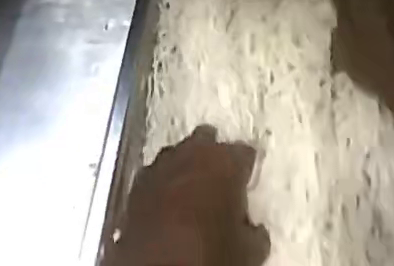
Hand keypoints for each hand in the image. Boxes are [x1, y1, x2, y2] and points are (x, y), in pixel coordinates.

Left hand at [108, 126, 268, 265]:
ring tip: (191, 188)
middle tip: (219, 177)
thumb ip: (255, 234)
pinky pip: (157, 173)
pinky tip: (166, 200)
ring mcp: (163, 162)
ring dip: (186, 165)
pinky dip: (164, 182)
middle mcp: (194, 152)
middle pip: (207, 140)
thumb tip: (254, 230)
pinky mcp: (139, 181)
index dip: (247, 166)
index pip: (244, 152)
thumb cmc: (209, 253)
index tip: (248, 178)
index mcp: (226, 162)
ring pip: (179, 152)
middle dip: (213, 153)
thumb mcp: (246, 253)